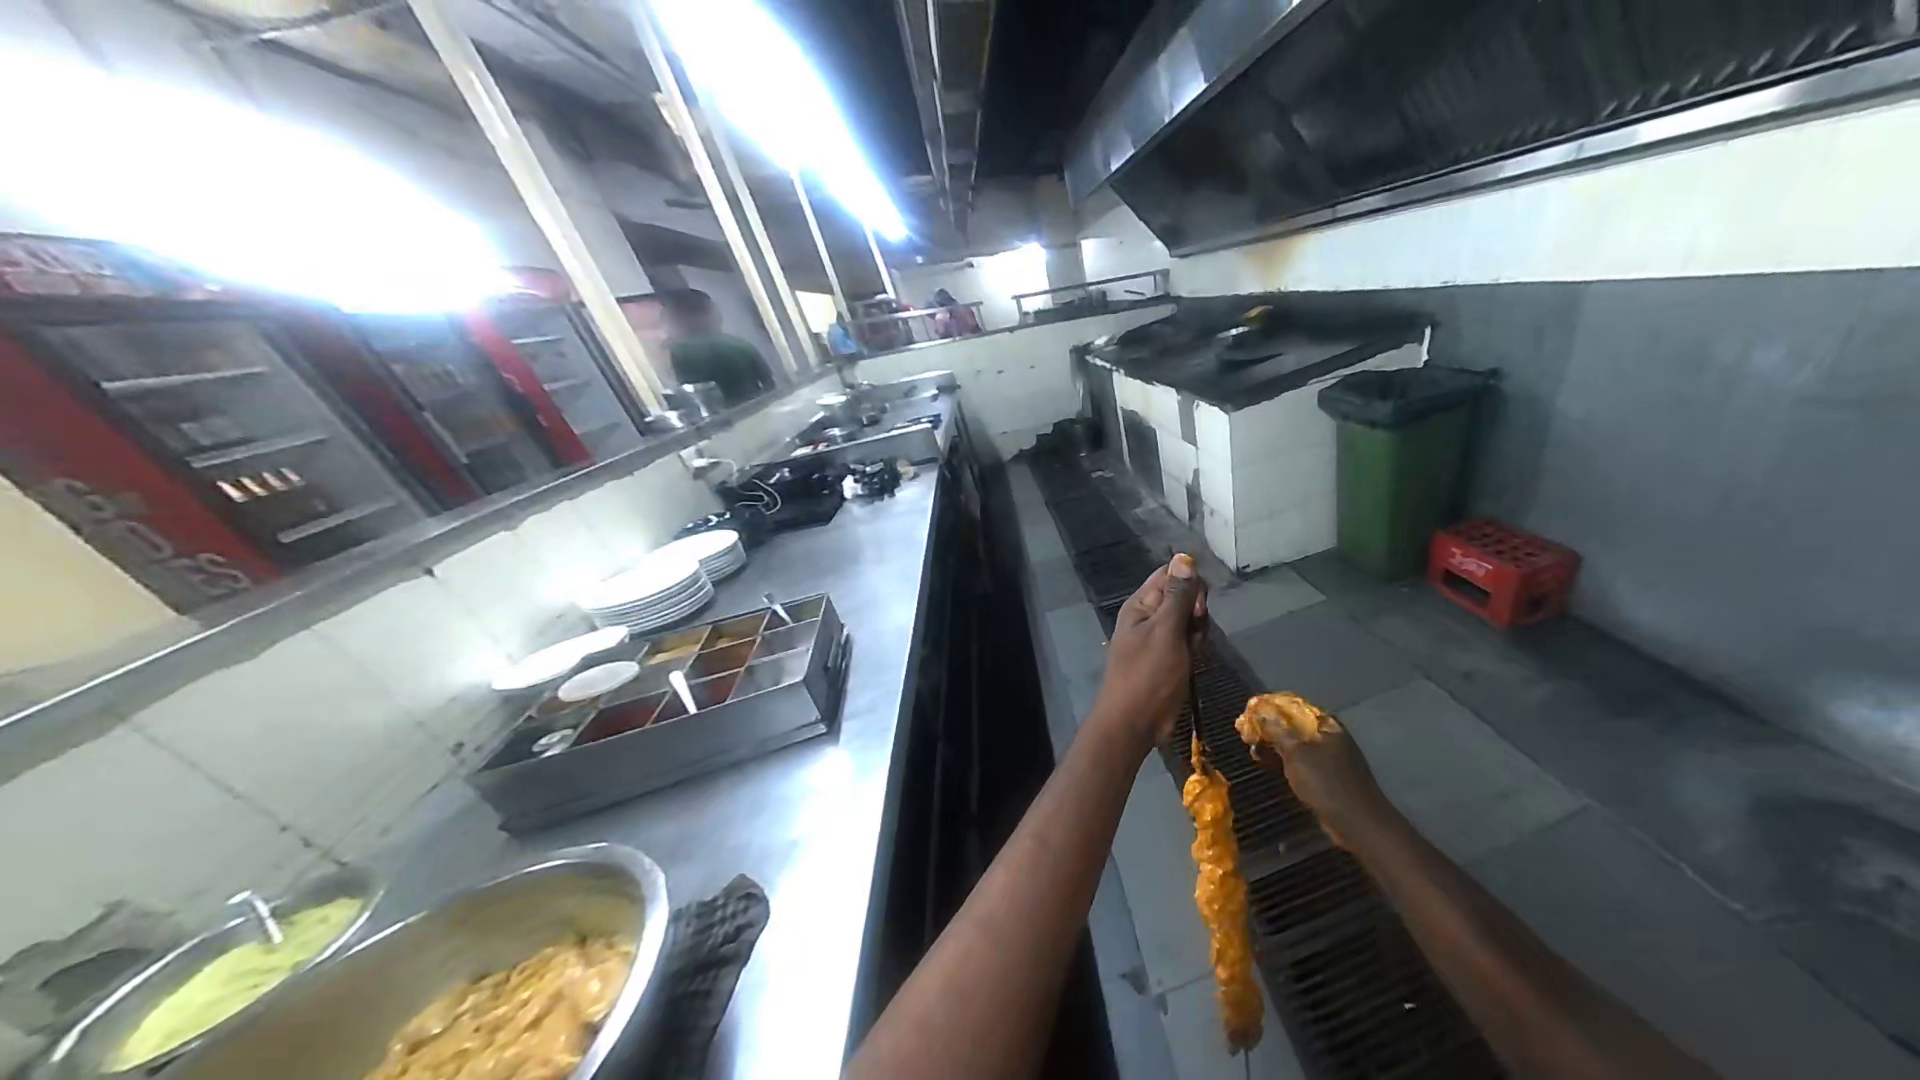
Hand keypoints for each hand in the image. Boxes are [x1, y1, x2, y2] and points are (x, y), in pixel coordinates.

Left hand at [1091, 554, 1207, 749]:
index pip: (1169, 575)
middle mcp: (1148, 617)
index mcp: (1140, 605)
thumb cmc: (1148, 675)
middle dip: (1196, 613)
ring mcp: (1159, 638)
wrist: (1135, 722)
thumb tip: (1183, 558)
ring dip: (1198, 634)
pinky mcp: (1170, 658)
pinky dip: (1195, 650)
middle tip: (1192, 634)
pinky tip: (1195, 662)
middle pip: (1183, 597)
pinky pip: (1189, 642)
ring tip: (1192, 653)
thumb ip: (1177, 596)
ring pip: (1190, 621)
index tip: (1196, 605)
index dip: (1188, 584)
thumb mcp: (1166, 631)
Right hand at [1252, 715, 1394, 848]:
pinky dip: (1285, 760)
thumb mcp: (1296, 753)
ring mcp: (1331, 758)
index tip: (1249, 714)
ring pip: (1297, 745)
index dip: (1270, 708)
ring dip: (1275, 745)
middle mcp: (1331, 737)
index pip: (1294, 706)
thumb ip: (1276, 730)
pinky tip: (1270, 764)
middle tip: (1246, 734)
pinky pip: (1302, 761)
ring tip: (1253, 750)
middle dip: (1269, 728)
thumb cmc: (1326, 782)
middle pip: (1294, 725)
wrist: (1358, 823)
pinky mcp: (1329, 776)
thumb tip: (1259, 711)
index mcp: (1327, 725)